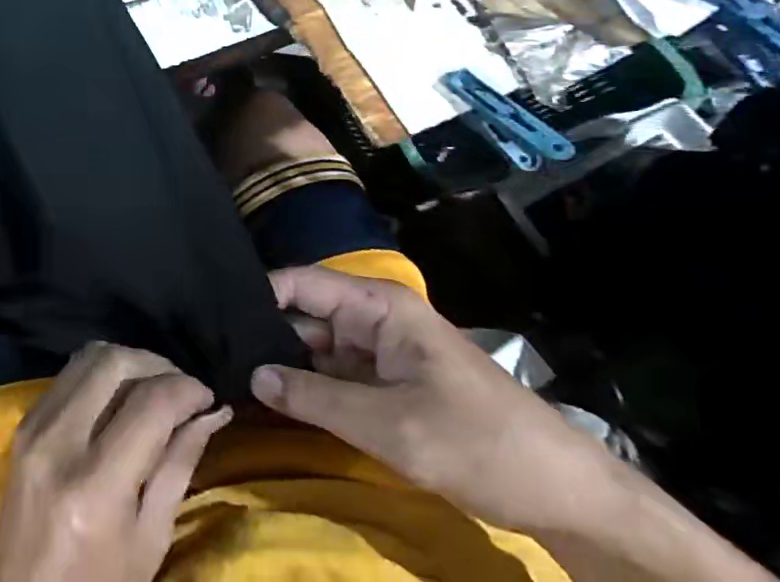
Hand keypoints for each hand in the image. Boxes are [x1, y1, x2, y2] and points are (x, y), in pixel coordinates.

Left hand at [0, 343, 232, 581]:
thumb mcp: (150, 539)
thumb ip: (178, 465)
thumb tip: (213, 411)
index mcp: (94, 484)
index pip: (149, 404)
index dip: (187, 389)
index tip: (208, 398)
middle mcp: (58, 442)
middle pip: (113, 362)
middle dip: (157, 364)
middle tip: (183, 389)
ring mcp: (33, 427)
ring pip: (87, 357)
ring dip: (129, 362)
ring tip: (156, 388)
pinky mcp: (22, 422)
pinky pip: (68, 374)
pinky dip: (101, 374)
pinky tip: (121, 396)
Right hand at [249, 266, 619, 535]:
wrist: (566, 496)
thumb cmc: (478, 444)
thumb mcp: (389, 425)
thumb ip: (313, 398)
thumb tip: (251, 376)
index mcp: (377, 305)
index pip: (300, 284)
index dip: (257, 297)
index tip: (215, 321)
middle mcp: (373, 319)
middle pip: (303, 316)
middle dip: (264, 337)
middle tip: (212, 359)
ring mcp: (380, 352)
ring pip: (315, 350)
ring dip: (281, 367)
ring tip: (228, 379)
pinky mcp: (386, 384)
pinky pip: (334, 378)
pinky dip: (305, 389)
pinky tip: (269, 402)